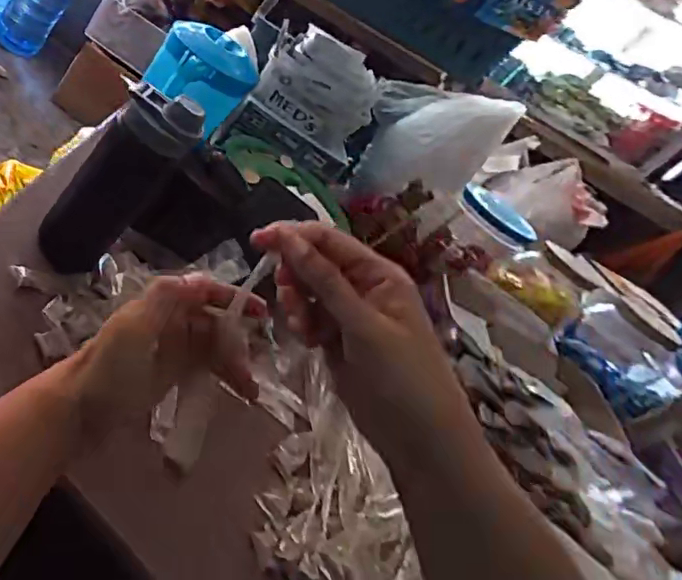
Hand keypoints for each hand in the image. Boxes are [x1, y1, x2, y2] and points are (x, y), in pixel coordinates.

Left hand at [64, 274, 264, 440]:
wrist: (83, 405)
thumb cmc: (110, 365)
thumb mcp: (135, 328)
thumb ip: (165, 299)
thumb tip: (200, 277)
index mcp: (159, 303)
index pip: (201, 290)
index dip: (230, 296)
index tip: (261, 312)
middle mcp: (168, 320)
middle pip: (212, 319)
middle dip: (236, 337)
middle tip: (254, 366)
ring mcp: (171, 347)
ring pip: (213, 343)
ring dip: (234, 360)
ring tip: (249, 389)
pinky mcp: (173, 372)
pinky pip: (206, 365)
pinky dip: (224, 374)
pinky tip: (239, 393)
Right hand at [250, 223, 476, 465]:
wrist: (425, 446)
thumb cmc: (404, 379)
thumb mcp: (362, 325)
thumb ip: (323, 278)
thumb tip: (286, 236)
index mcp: (378, 274)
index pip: (326, 238)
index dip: (290, 235)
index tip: (256, 241)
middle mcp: (363, 286)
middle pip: (311, 261)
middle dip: (293, 275)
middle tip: (288, 299)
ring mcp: (349, 312)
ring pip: (305, 288)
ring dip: (295, 302)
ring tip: (303, 329)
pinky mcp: (337, 336)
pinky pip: (307, 314)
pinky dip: (301, 323)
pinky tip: (309, 342)